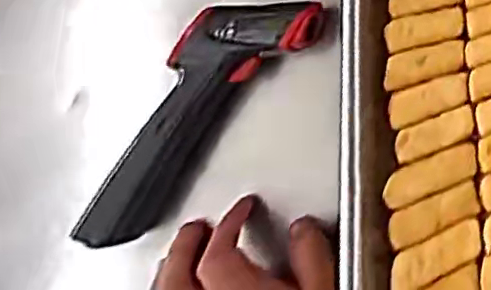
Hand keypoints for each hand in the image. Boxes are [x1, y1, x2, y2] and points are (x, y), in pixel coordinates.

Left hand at [155, 196, 333, 289]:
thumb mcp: (321, 288)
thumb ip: (312, 256)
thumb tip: (302, 227)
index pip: (217, 254)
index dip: (229, 223)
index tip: (242, 208)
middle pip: (174, 280)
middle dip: (185, 247)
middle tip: (199, 225)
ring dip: (169, 273)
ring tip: (183, 255)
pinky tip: (180, 286)